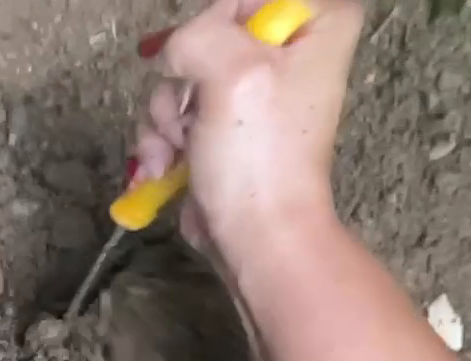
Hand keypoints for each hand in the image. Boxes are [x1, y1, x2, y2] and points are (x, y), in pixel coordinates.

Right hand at [133, 0, 365, 254]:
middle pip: (198, 44)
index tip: (202, 75)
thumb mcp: (233, 75)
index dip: (204, 33)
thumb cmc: (257, 157)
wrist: (253, 230)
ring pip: (174, 87)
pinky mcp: (214, 130)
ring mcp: (244, 95)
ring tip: (172, 155)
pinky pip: (168, 120)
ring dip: (159, 125)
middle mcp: (282, 52)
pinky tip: (162, 168)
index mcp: (313, 20)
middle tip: (187, 124)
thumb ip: (198, 37)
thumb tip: (168, 49)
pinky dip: (157, 145)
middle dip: (175, 91)